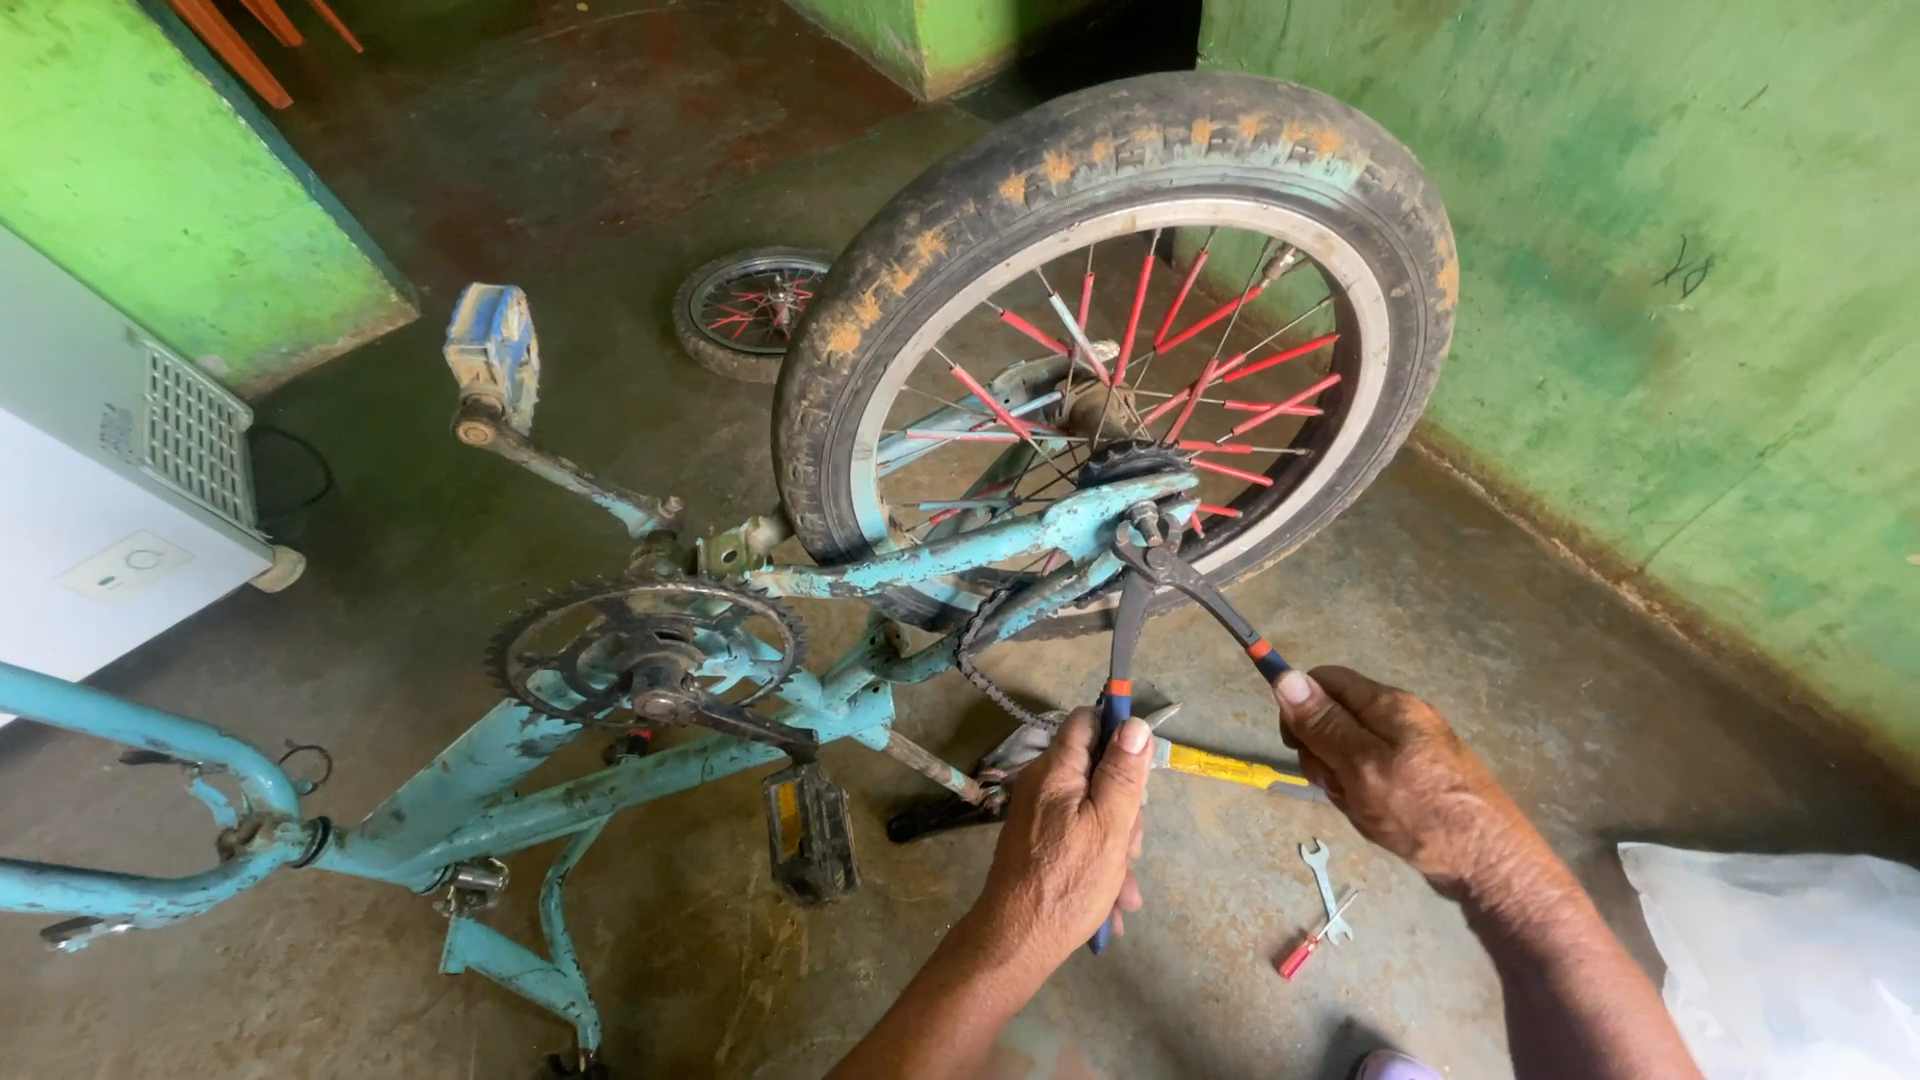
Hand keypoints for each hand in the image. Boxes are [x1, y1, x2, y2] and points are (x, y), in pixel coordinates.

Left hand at [968, 707, 1150, 972]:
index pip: (1087, 721)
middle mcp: (1043, 782)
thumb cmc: (1067, 881)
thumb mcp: (1109, 825)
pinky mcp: (1039, 840)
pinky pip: (1079, 836)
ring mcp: (1040, 812)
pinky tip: (1112, 903)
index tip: (1140, 768)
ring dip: (1116, 844)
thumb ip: (1122, 773)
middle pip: (1097, 771)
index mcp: (1056, 769)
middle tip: (1132, 846)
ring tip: (1123, 888)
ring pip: (1093, 809)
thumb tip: (1134, 722)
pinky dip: (1099, 861)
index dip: (1117, 732)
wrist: (1016, 941)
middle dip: (1124, 807)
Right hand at [1274, 666, 1534, 890]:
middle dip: (1319, 751)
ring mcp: (1409, 748)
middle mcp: (1399, 717)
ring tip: (1359, 806)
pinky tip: (1375, 816)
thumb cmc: (1423, 812)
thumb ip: (1322, 722)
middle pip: (1332, 716)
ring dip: (1339, 778)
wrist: (1492, 868)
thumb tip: (1285, 675)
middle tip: (1335, 784)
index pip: (1324, 679)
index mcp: (1388, 704)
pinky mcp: (1416, 776)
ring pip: (1346, 750)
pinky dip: (1360, 793)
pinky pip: (1368, 773)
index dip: (1299, 705)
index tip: (1294, 744)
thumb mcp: (1361, 765)